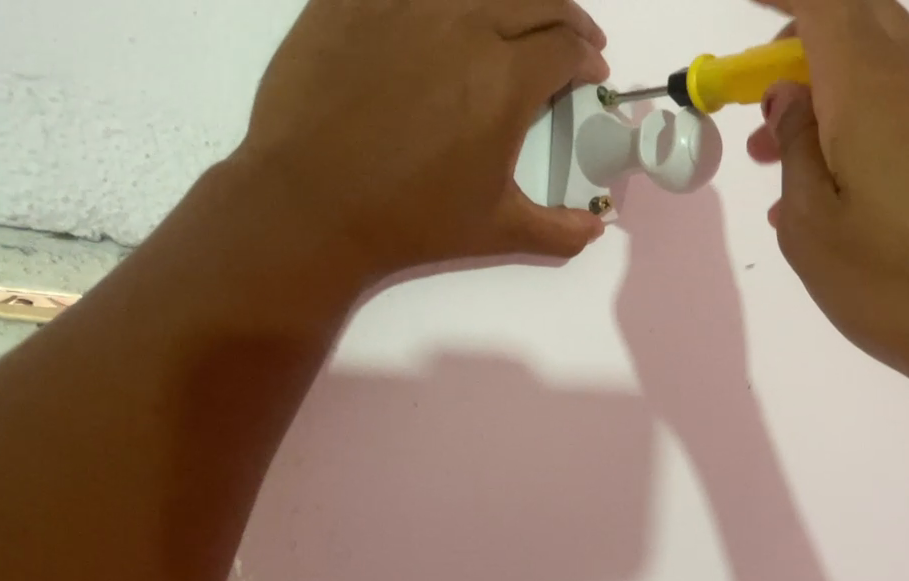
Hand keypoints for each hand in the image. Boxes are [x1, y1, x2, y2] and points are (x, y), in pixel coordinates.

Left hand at [233, 0, 612, 279]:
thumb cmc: (413, 219)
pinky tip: (447, 14)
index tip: (592, 73)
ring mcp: (404, 3)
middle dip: (566, 16)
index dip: (589, 58)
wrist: (312, 201)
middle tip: (572, 37)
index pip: (566, 46)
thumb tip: (597, 227)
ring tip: (516, 17)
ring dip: (512, 0)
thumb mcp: (498, 230)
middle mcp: (462, 24)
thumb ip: (559, 230)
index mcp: (505, 81)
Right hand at [748, 0, 908, 418]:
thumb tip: (790, 99)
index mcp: (868, 80)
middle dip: (800, 43)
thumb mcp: (812, 225)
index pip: (819, 0)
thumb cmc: (893, 281)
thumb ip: (793, 150)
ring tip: (776, 162)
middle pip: (855, 17)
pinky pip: (901, 107)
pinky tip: (831, 193)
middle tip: (762, 103)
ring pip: (878, 64)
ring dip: (825, 92)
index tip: (744, 7)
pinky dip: (856, 124)